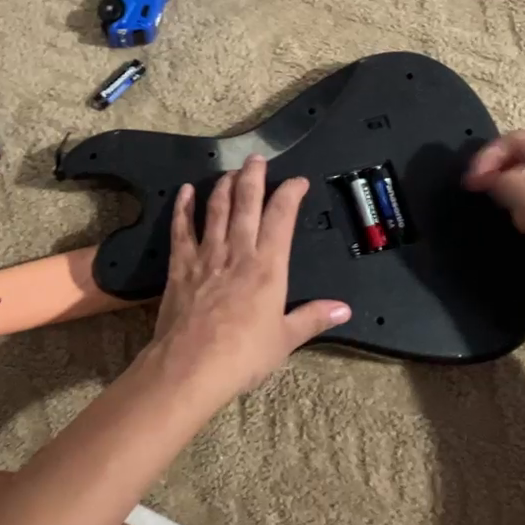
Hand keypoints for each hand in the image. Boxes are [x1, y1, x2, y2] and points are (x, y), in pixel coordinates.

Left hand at [147, 156, 350, 402]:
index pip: (281, 218)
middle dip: (254, 177)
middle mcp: (238, 252)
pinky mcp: (180, 265)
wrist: (191, 365)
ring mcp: (206, 255)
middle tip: (257, 158)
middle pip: (247, 203)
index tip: (297, 181)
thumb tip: (344, 308)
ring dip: (224, 186)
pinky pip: (182, 229)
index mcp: (268, 267)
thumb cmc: (243, 355)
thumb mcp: (285, 339)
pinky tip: (187, 191)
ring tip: (231, 170)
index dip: (290, 194)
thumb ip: (313, 318)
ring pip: (216, 209)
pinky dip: (184, 207)